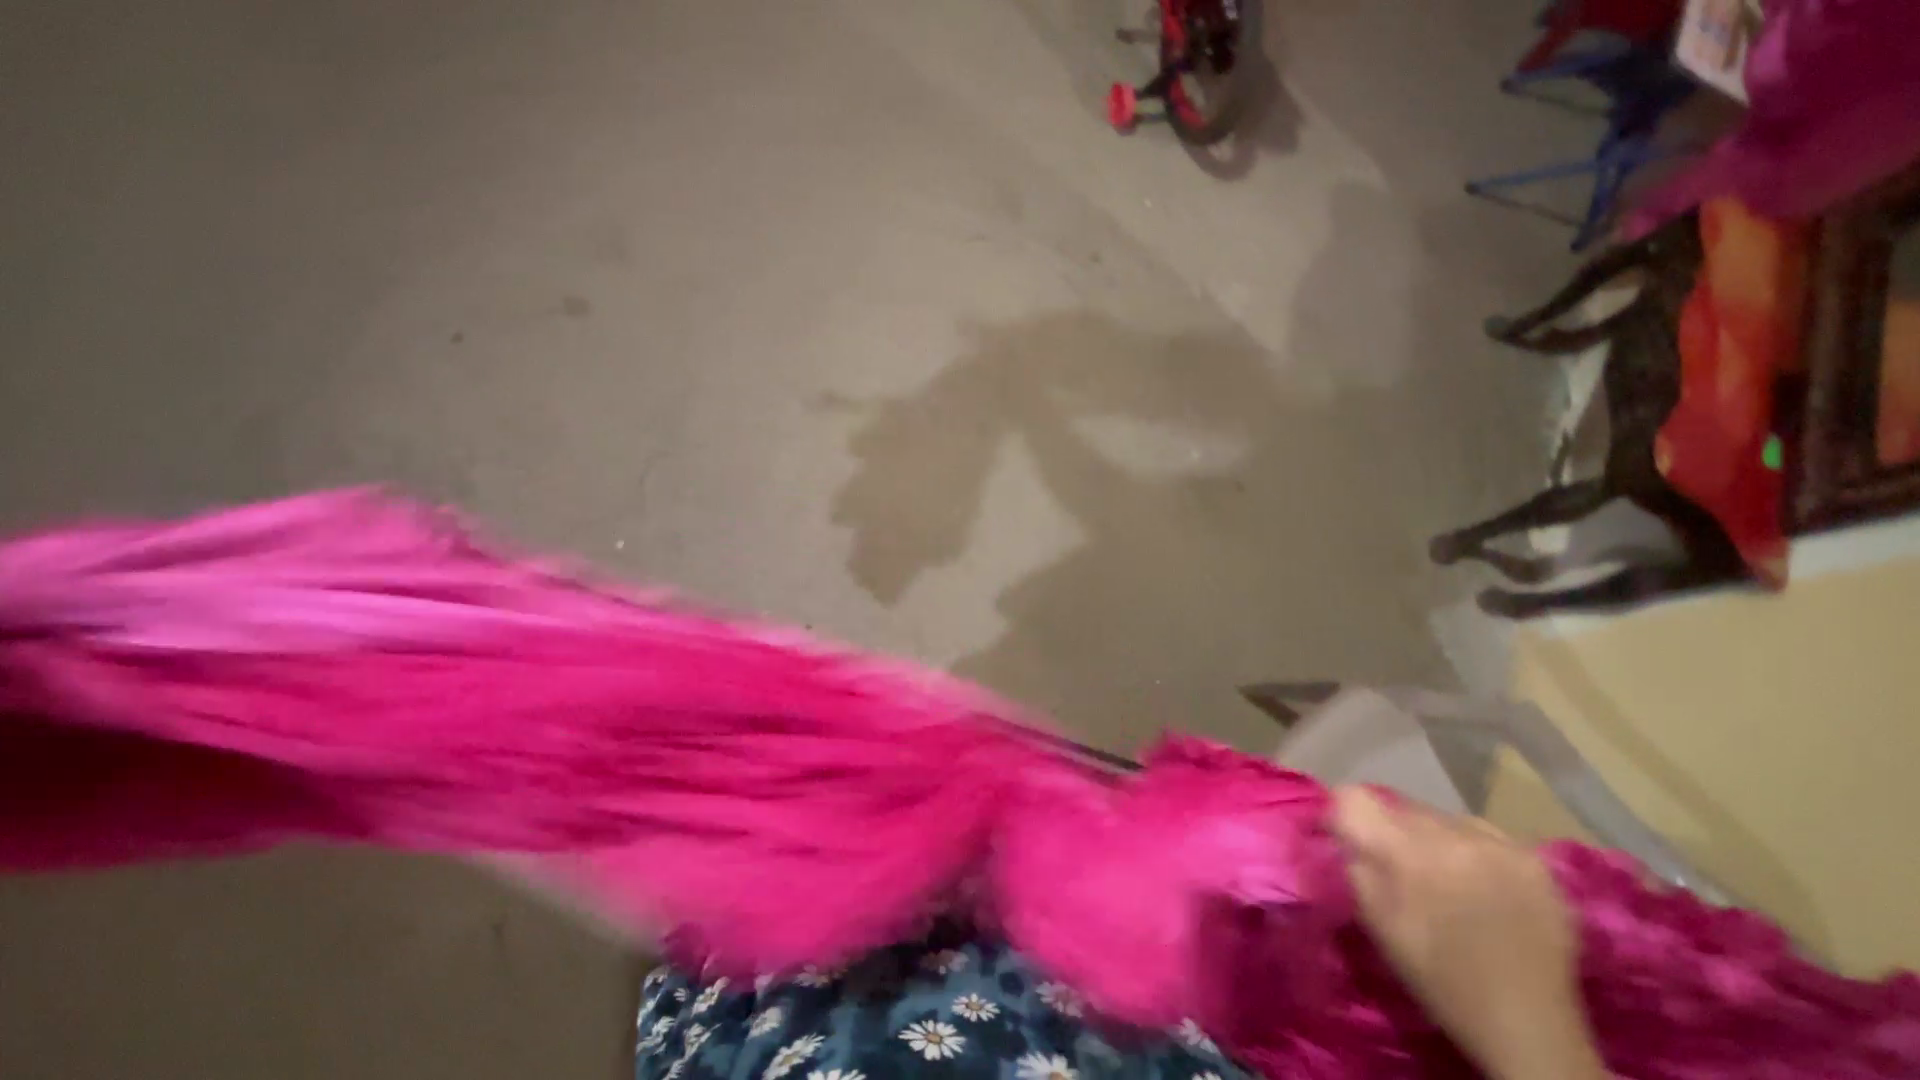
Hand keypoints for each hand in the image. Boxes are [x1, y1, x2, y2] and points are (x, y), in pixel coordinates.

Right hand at [1329, 787, 1606, 1079]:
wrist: (1528, 1023)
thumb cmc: (1440, 980)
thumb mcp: (1379, 926)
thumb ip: (1355, 869)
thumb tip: (1345, 834)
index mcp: (1409, 854)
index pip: (1355, 798)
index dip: (1344, 816)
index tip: (1347, 839)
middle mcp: (1455, 835)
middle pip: (1401, 806)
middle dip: (1392, 831)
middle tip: (1400, 870)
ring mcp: (1500, 843)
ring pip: (1443, 817)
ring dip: (1434, 840)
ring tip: (1446, 879)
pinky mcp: (1534, 857)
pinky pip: (1484, 833)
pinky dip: (1473, 850)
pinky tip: (1482, 884)